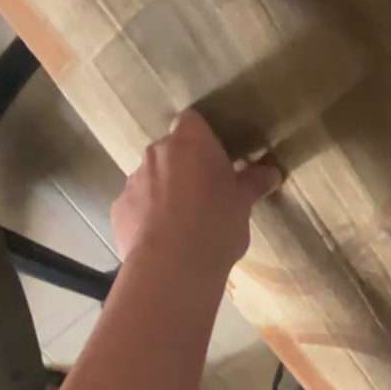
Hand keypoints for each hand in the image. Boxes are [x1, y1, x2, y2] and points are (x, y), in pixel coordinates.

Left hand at [112, 111, 281, 270]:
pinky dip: (146, 217)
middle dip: (182, 168)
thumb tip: (271, 173)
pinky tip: (162, 241)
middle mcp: (156, 153)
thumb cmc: (216, 225)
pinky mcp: (118, 210)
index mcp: (190, 142)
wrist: (173, 266)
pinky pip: (136, 207)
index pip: (192, 122)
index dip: (203, 140)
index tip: (214, 162)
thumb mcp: (242, 205)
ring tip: (180, 225)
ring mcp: (133, 180)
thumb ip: (252, 184)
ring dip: (163, 193)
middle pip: (169, 151)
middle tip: (203, 198)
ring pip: (151, 179)